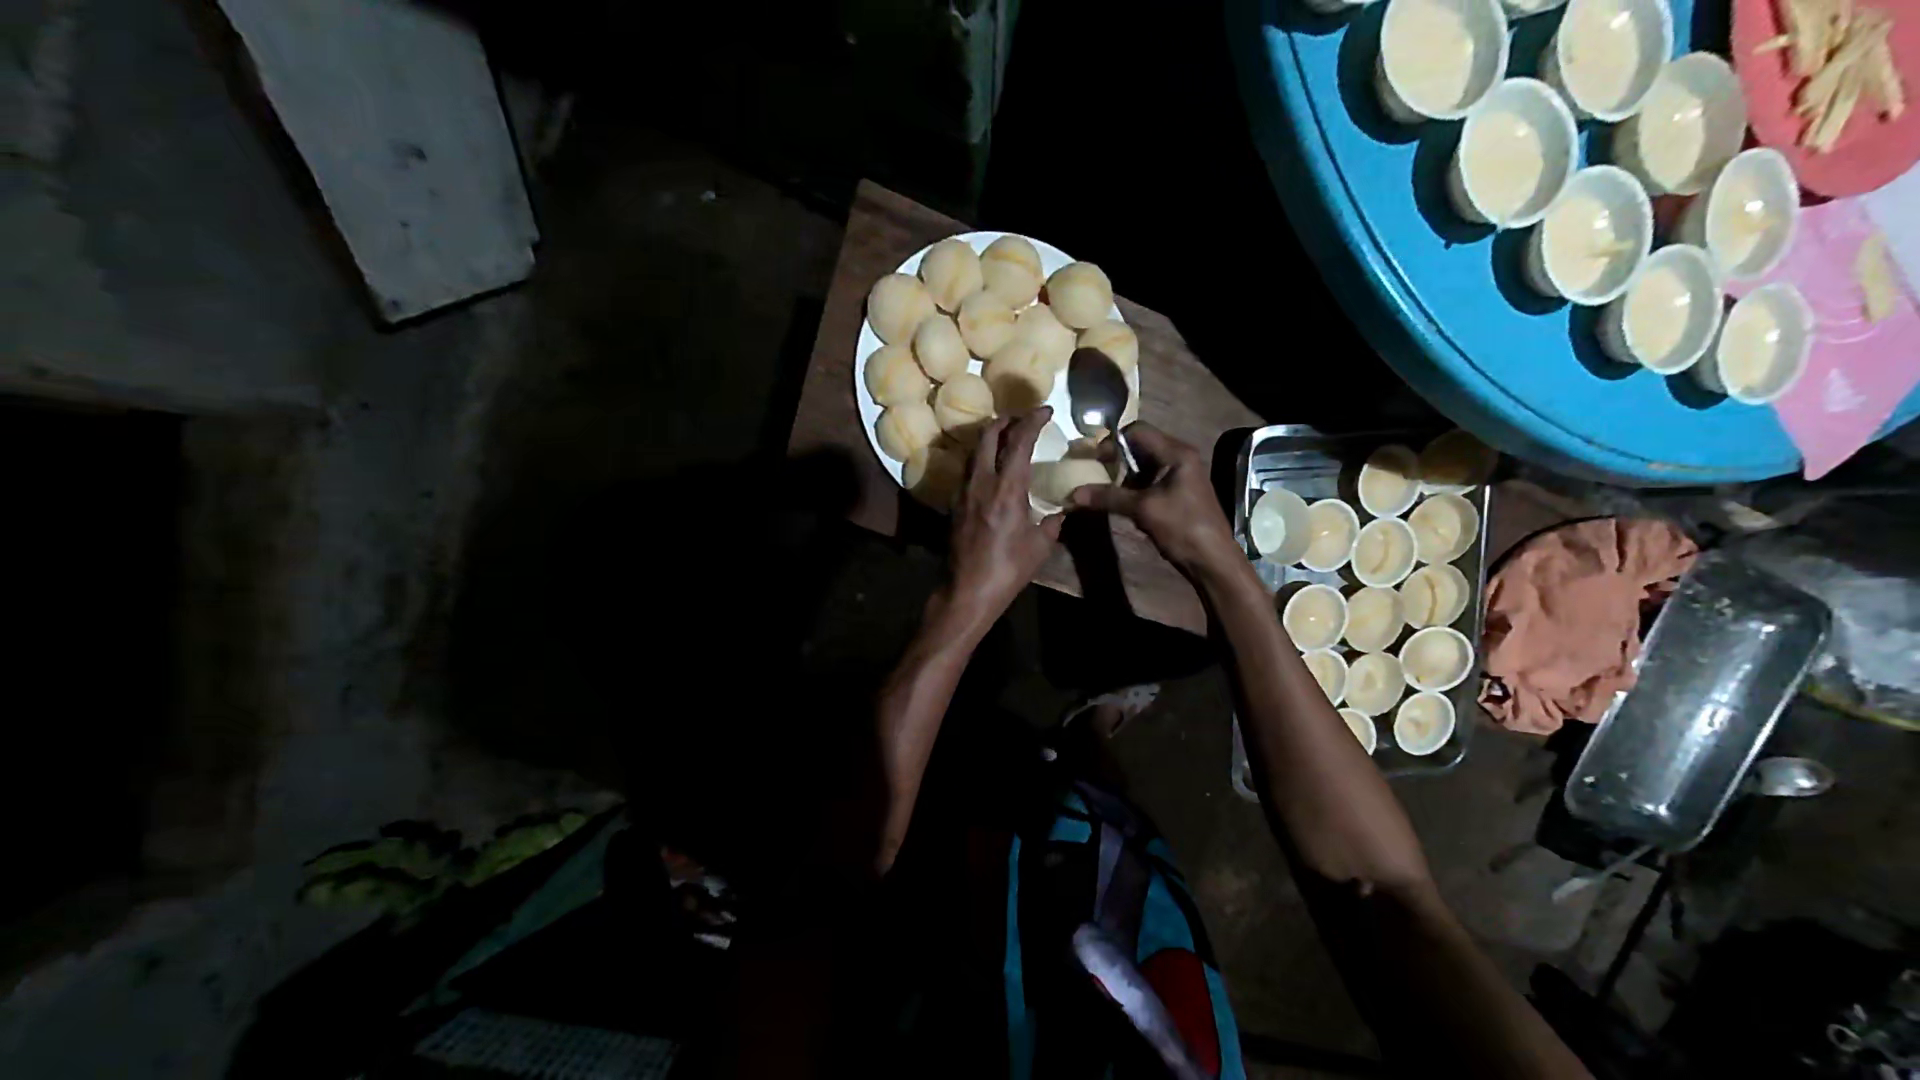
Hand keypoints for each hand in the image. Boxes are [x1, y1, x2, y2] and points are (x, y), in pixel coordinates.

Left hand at [947, 408, 1062, 618]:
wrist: (968, 589)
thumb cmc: (1009, 568)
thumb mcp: (1041, 546)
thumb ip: (1053, 521)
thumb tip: (1063, 510)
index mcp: (1007, 489)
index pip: (1019, 441)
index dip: (1032, 420)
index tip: (1046, 411)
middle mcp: (981, 482)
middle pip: (988, 436)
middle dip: (1006, 420)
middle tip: (1022, 418)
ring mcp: (963, 491)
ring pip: (974, 451)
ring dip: (991, 438)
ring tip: (1007, 437)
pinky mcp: (955, 503)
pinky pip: (968, 469)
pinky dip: (981, 458)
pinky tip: (992, 467)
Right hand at [1067, 423, 1239, 575]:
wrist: (1213, 560)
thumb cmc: (1183, 527)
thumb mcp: (1143, 510)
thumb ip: (1109, 497)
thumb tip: (1073, 494)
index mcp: (1176, 453)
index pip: (1137, 431)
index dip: (1112, 441)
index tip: (1093, 458)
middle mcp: (1179, 457)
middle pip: (1139, 446)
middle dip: (1114, 457)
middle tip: (1092, 471)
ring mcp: (1179, 475)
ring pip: (1142, 465)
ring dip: (1121, 474)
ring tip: (1101, 487)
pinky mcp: (1176, 492)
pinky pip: (1149, 481)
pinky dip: (1132, 487)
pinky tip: (1118, 500)